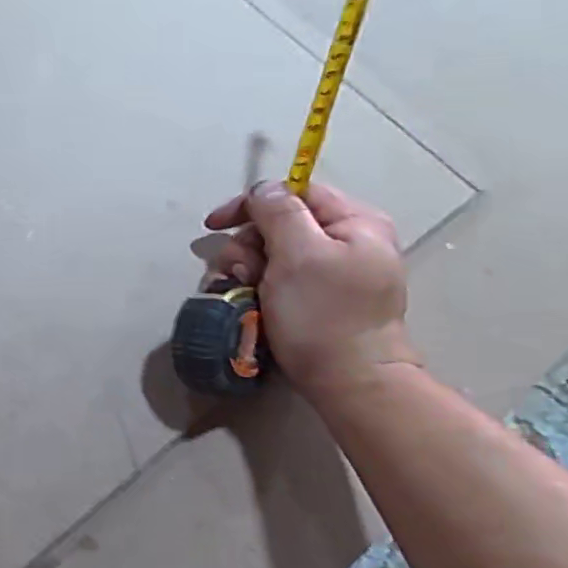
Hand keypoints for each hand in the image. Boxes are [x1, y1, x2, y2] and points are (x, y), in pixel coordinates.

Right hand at [204, 181, 422, 400]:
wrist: (348, 378)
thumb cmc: (322, 314)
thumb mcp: (299, 255)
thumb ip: (280, 214)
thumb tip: (264, 189)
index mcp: (354, 223)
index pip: (295, 193)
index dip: (251, 204)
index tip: (213, 225)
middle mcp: (345, 242)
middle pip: (278, 225)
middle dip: (248, 245)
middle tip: (241, 273)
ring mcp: (331, 272)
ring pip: (271, 254)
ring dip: (246, 269)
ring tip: (245, 292)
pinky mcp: (315, 298)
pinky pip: (276, 279)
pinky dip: (256, 287)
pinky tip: (250, 302)